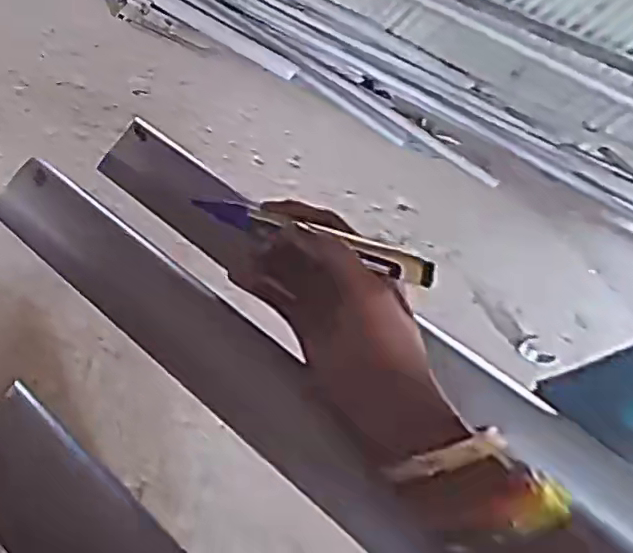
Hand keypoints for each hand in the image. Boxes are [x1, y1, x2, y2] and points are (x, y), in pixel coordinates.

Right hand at [230, 199, 468, 466]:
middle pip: (304, 247)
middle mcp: (349, 284)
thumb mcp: (363, 294)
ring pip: (289, 271)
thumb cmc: (388, 361)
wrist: (392, 421)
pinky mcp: (311, 331)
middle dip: (274, 237)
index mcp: (371, 269)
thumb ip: (333, 254)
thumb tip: (302, 228)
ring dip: (263, 260)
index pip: (329, 228)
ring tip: (240, 255)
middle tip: (247, 232)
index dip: (297, 215)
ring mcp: (329, 308)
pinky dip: (260, 284)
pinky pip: (280, 297)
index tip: (266, 211)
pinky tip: (243, 277)